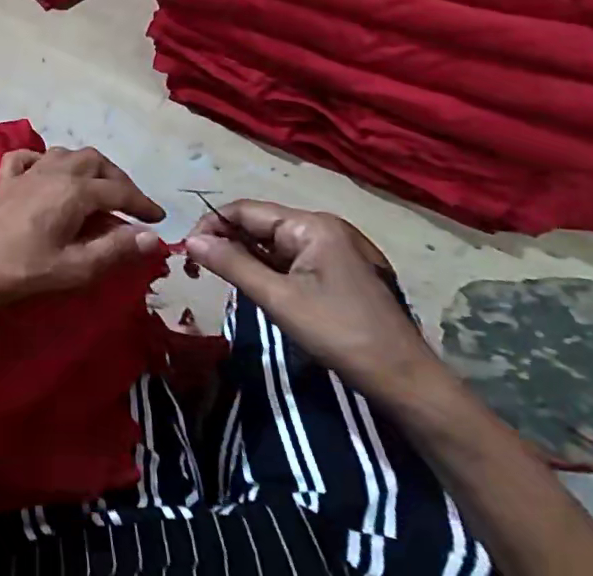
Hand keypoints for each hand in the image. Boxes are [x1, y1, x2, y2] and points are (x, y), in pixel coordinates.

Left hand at [0, 147, 166, 309]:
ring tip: (97, 190)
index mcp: (73, 190)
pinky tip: (48, 174)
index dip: (142, 204)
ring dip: (85, 167)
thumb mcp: (79, 266)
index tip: (159, 219)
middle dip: (117, 180)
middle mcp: (51, 172)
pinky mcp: (4, 181)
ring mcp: (25, 173)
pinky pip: (27, 157)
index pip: (118, 191)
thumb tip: (151, 237)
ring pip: (63, 154)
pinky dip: (43, 160)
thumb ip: (116, 248)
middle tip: (130, 205)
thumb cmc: (28, 269)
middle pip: (94, 162)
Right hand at [184, 201, 439, 398]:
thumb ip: (231, 264)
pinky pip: (289, 257)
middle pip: (258, 223)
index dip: (210, 226)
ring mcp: (334, 248)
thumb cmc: (340, 334)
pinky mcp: (338, 270)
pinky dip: (265, 267)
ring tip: (220, 277)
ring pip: (271, 242)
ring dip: (244, 255)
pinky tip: (253, 285)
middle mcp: (323, 227)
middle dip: (225, 241)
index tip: (186, 252)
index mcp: (312, 225)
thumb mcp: (277, 298)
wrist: (406, 382)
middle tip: (198, 268)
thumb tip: (189, 241)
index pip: (244, 210)